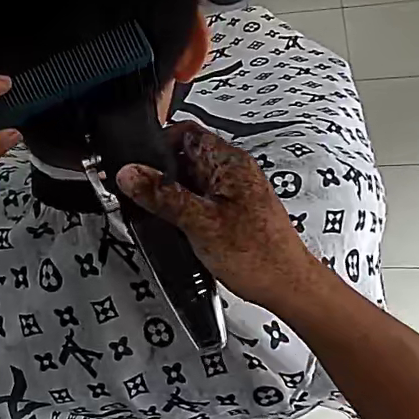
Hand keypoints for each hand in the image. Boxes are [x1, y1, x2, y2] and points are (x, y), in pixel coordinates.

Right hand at [117, 122, 330, 312]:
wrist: (287, 286)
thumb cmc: (260, 254)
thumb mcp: (199, 222)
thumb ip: (162, 195)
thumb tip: (131, 175)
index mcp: (230, 162)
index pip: (186, 132)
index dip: (157, 142)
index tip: (137, 163)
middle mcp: (235, 172)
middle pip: (185, 158)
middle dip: (161, 175)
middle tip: (144, 195)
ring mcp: (235, 193)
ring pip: (191, 183)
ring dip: (173, 197)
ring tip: (164, 218)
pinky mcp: (234, 214)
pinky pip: (201, 203)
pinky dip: (186, 213)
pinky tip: (181, 231)